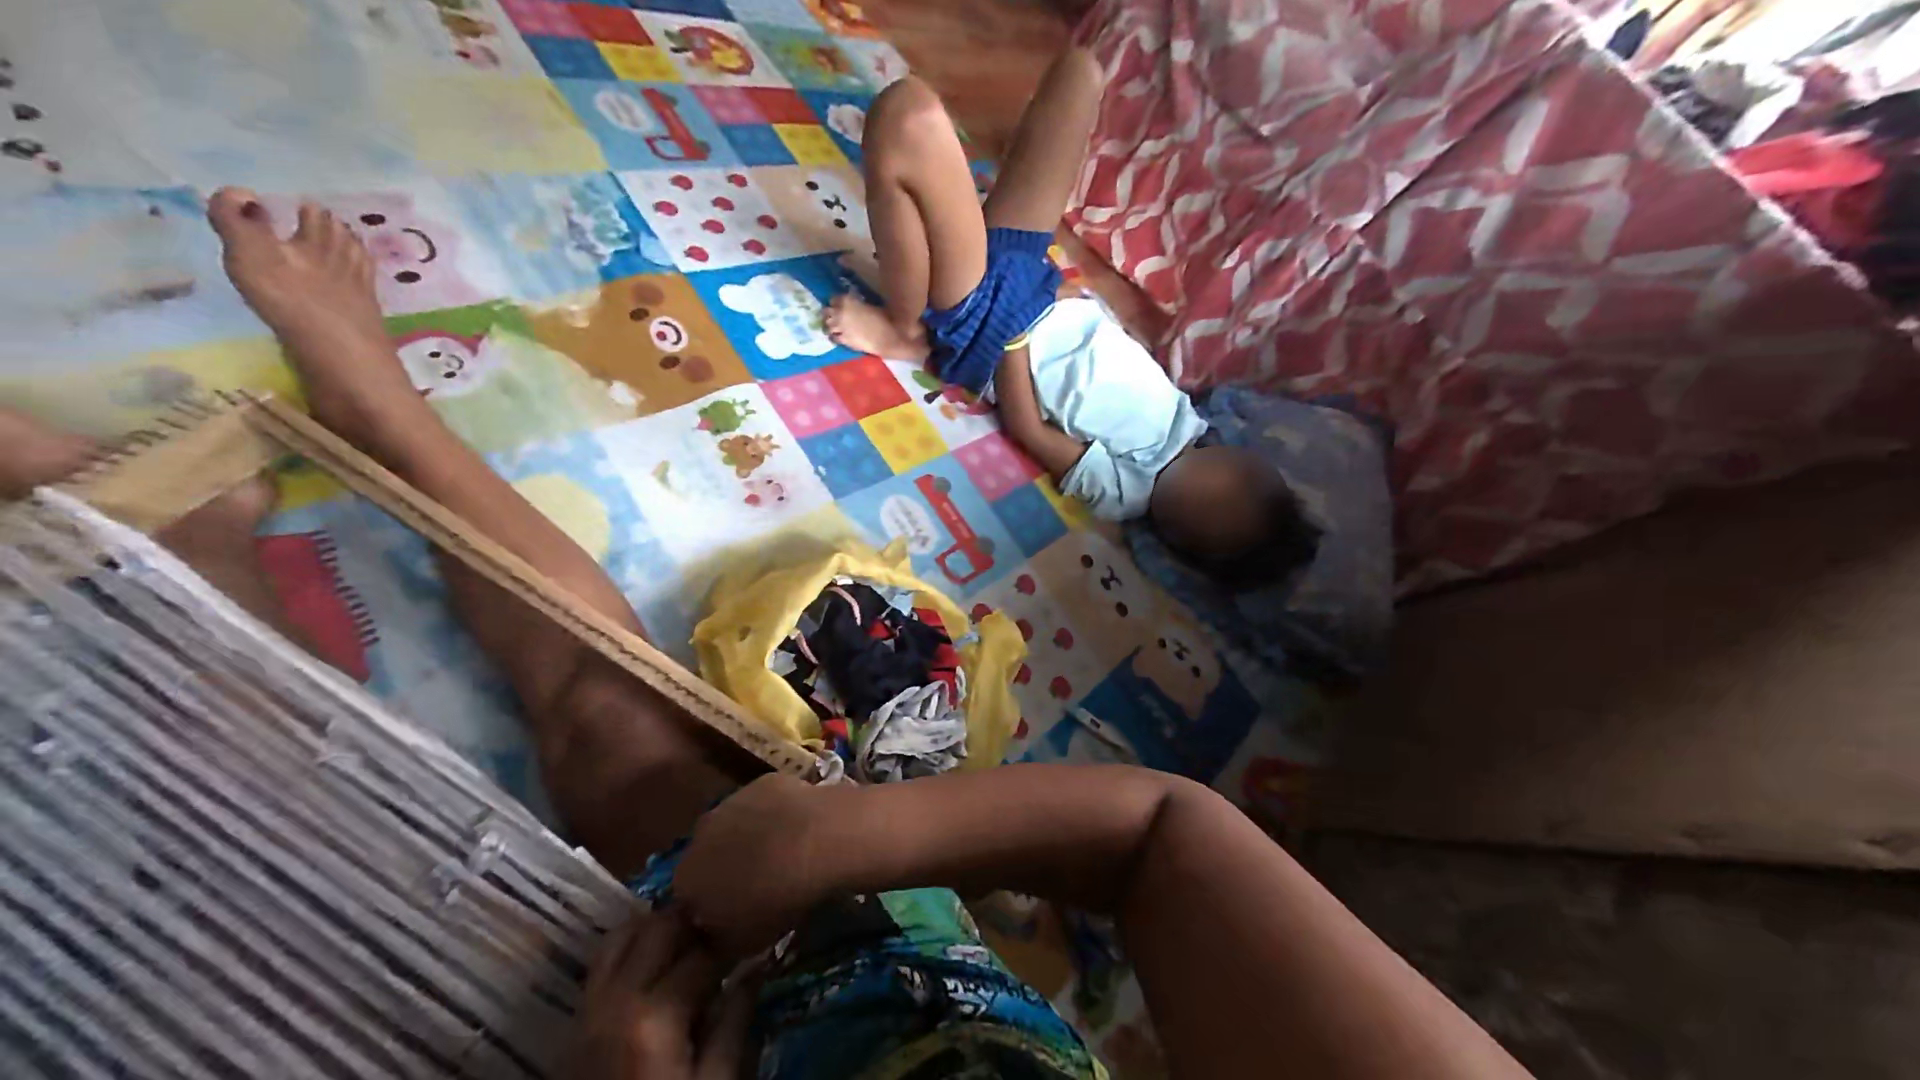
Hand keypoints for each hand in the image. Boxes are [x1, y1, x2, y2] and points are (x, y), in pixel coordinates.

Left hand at [569, 910, 757, 1079]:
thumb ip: (734, 1022)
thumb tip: (757, 969)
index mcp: (655, 1017)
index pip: (702, 954)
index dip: (732, 941)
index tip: (754, 939)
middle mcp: (615, 1002)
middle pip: (657, 929)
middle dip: (694, 919)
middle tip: (724, 926)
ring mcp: (588, 1013)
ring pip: (619, 937)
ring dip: (656, 925)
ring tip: (689, 933)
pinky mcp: (574, 1029)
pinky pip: (601, 965)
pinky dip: (629, 946)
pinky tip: (654, 957)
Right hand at [674, 773, 847, 956]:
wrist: (816, 842)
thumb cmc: (775, 900)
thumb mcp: (741, 944)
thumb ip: (717, 941)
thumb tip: (715, 935)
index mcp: (687, 877)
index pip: (688, 896)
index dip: (710, 906)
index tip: (733, 913)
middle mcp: (700, 833)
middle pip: (709, 854)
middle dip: (727, 867)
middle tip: (759, 882)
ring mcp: (732, 800)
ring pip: (736, 823)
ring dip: (751, 837)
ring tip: (783, 854)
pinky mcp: (764, 782)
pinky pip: (765, 801)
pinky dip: (777, 812)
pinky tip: (800, 826)